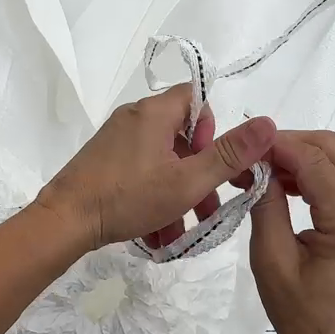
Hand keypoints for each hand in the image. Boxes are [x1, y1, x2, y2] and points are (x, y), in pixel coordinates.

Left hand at [35, 84, 276, 253]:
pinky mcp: (103, 162)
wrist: (65, 220)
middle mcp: (134, 118)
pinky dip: (154, 198)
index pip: (196, 98)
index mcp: (154, 112)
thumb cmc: (128, 196)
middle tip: (208, 210)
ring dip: (179, 195)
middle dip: (200, 175)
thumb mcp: (187, 181)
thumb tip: (268, 123)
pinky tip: (158, 235)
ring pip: (162, 162)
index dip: (213, 128)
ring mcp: (115, 140)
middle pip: (182, 137)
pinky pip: (140, 173)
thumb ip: (230, 155)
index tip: (212, 162)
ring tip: (184, 233)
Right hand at [249, 130, 334, 333]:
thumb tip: (257, 164)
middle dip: (287, 143)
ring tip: (257, 171)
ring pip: (334, 157)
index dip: (275, 145)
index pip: (313, 159)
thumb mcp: (271, 259)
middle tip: (248, 157)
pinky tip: (279, 185)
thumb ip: (266, 205)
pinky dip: (307, 171)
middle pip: (330, 147)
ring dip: (296, 155)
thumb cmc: (300, 315)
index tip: (239, 147)